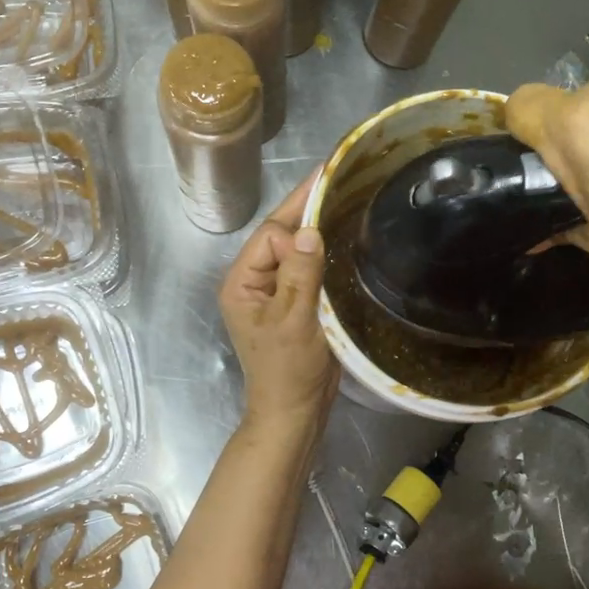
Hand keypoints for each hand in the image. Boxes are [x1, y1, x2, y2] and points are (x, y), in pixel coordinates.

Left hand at [219, 173, 338, 421]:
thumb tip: (308, 229)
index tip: (328, 200)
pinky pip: (306, 270)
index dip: (297, 221)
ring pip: (295, 252)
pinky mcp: (293, 304)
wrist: (294, 412)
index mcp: (242, 283)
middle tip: (337, 176)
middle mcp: (253, 282)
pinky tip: (345, 242)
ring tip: (346, 202)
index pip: (270, 236)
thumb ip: (300, 274)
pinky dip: (323, 255)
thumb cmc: (288, 369)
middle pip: (280, 238)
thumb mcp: (294, 321)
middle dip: (306, 211)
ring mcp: (273, 294)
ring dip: (317, 231)